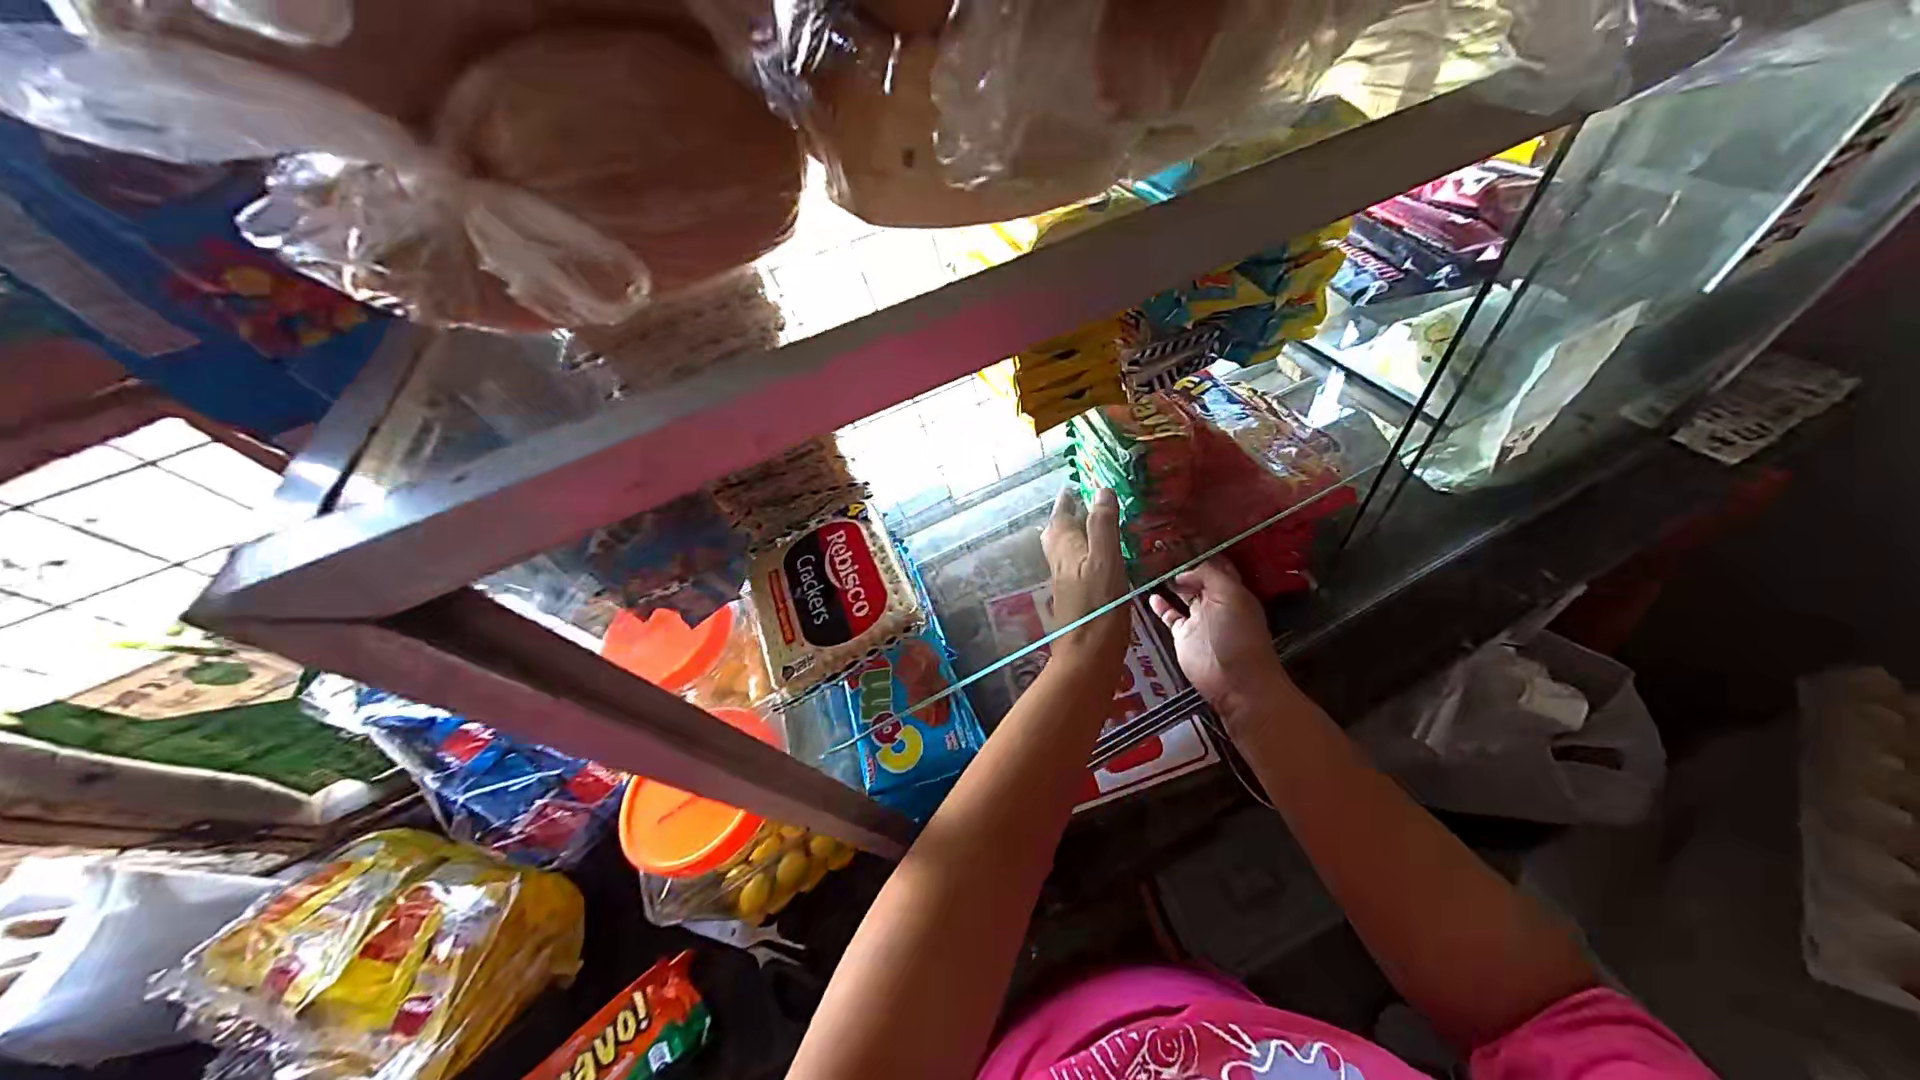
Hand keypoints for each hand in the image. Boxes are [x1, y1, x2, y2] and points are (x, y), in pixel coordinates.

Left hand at [1041, 487, 1130, 668]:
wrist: (1088, 655)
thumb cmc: (1099, 606)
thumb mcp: (1106, 560)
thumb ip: (1103, 525)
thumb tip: (1101, 490)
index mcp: (1066, 547)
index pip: (1062, 513)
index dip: (1069, 497)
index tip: (1076, 483)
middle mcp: (1060, 561)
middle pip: (1057, 530)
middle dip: (1066, 514)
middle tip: (1078, 501)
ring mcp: (1066, 580)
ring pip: (1063, 548)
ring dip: (1072, 533)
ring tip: (1086, 524)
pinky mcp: (1075, 596)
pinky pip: (1075, 564)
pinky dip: (1082, 553)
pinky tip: (1095, 559)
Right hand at [1148, 559, 1292, 719]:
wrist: (1235, 681)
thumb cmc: (1238, 635)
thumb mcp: (1230, 595)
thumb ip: (1209, 575)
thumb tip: (1183, 570)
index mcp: (1231, 589)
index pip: (1214, 564)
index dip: (1198, 551)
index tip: (1176, 539)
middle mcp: (1214, 600)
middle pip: (1196, 577)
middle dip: (1180, 564)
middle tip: (1156, 549)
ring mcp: (1197, 618)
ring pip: (1181, 594)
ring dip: (1168, 582)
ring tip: (1148, 567)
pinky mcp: (1182, 635)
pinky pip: (1169, 615)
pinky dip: (1159, 606)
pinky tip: (1149, 596)